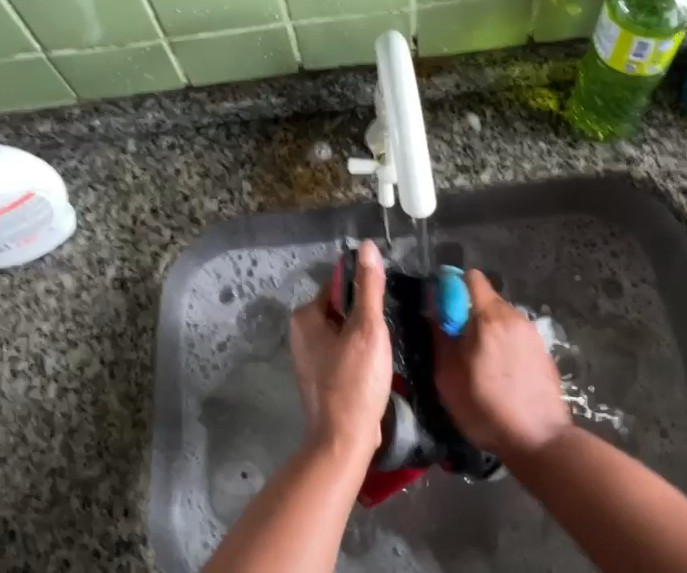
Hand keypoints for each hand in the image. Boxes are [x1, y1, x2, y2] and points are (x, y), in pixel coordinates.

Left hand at [288, 240, 392, 455]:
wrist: (343, 441)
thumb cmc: (355, 381)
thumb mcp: (368, 329)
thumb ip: (369, 287)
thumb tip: (366, 246)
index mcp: (305, 316)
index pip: (340, 286)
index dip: (365, 293)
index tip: (383, 308)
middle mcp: (300, 333)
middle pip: (343, 309)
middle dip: (366, 318)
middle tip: (385, 333)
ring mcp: (309, 357)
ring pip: (346, 332)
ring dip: (366, 338)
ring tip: (383, 352)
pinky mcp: (321, 377)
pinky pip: (344, 353)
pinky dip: (360, 356)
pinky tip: (375, 369)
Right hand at [434, 269, 572, 460]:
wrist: (541, 440)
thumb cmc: (486, 409)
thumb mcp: (449, 377)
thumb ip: (440, 337)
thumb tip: (434, 309)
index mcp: (488, 317)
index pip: (471, 278)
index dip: (453, 286)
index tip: (442, 308)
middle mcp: (513, 316)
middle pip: (486, 298)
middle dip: (469, 312)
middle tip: (459, 342)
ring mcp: (532, 333)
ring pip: (502, 317)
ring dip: (488, 329)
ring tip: (481, 362)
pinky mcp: (544, 350)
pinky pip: (516, 335)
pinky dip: (505, 344)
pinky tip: (502, 373)